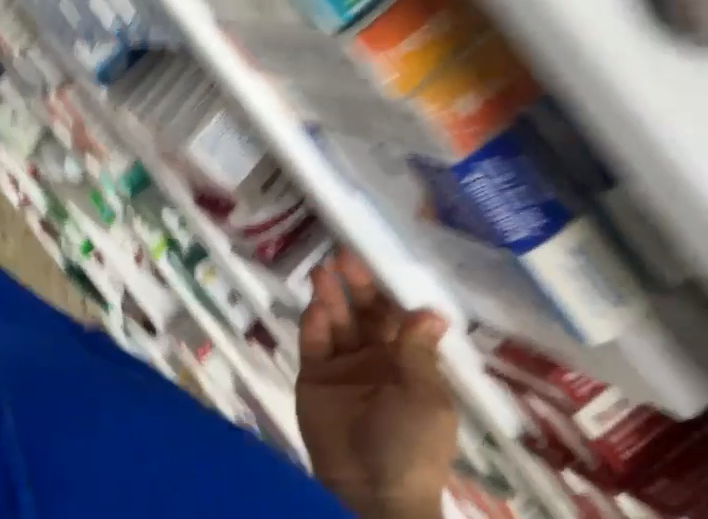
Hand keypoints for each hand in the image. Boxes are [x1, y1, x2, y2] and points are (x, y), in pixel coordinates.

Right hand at [297, 249, 458, 518]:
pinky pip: (312, 342)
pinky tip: (314, 304)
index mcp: (410, 366)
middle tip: (345, 255)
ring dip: (331, 297)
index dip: (391, 293)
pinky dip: (313, 322)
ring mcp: (342, 366)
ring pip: (336, 322)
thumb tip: (429, 311)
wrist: (371, 486)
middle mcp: (376, 360)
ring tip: (324, 270)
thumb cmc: (412, 443)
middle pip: (364, 315)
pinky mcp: (313, 374)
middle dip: (357, 286)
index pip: (399, 320)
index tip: (381, 263)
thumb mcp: (425, 399)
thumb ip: (416, 353)